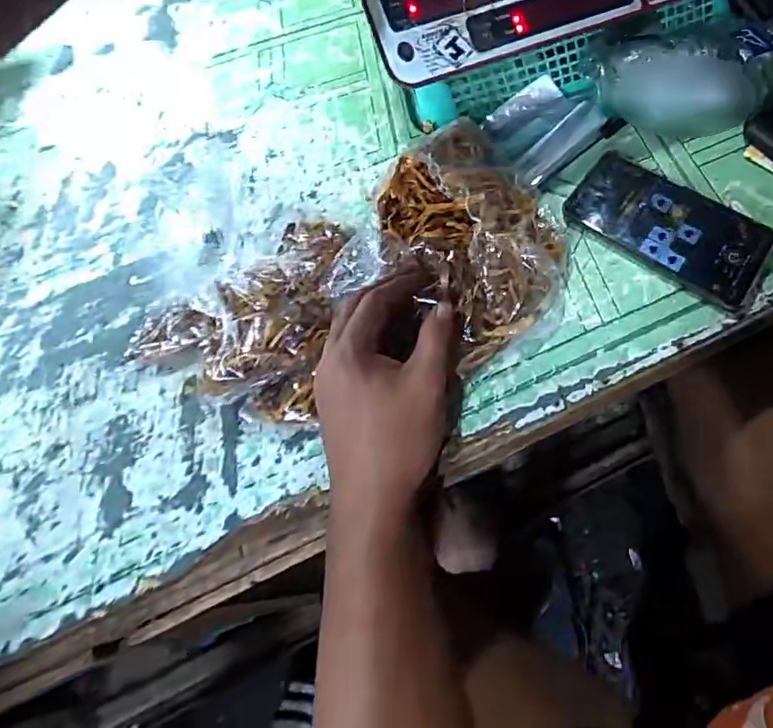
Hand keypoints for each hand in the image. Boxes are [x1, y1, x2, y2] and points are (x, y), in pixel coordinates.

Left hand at [315, 272, 457, 529]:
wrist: (372, 501)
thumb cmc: (401, 437)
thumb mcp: (427, 382)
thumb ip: (436, 336)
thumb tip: (445, 302)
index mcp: (347, 352)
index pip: (373, 301)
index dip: (402, 282)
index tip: (429, 272)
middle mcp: (328, 361)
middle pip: (352, 311)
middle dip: (385, 291)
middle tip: (417, 283)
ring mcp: (326, 383)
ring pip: (347, 332)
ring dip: (376, 313)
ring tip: (410, 308)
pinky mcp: (333, 401)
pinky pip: (349, 352)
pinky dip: (372, 336)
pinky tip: (394, 346)